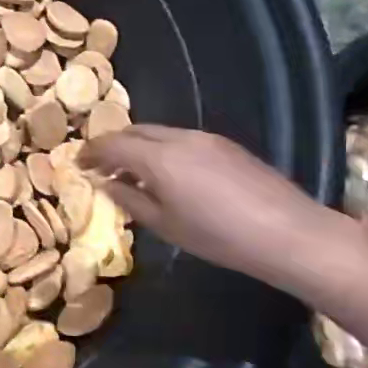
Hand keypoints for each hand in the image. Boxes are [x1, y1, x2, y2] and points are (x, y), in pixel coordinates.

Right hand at [80, 125, 352, 291]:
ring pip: (159, 133)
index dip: (91, 152)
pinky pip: (181, 139)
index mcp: (158, 156)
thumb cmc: (218, 236)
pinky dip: (162, 149)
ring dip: (139, 147)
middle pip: (134, 131)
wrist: (288, 233)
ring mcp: (206, 138)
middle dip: (113, 145)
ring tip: (132, 172)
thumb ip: (130, 199)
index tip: (78, 164)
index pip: (112, 144)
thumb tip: (107, 184)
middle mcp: (179, 137)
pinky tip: (167, 174)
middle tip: (101, 166)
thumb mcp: (165, 224)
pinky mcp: (226, 145)